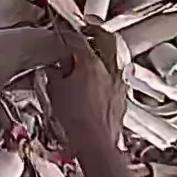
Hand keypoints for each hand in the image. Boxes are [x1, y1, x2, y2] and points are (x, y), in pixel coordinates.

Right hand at [50, 29, 126, 160]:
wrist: (95, 145)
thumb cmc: (76, 120)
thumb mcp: (55, 91)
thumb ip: (55, 74)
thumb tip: (54, 69)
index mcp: (91, 64)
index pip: (78, 40)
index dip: (67, 34)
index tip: (61, 33)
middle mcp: (109, 70)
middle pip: (107, 40)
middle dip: (96, 32)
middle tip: (86, 31)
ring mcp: (118, 84)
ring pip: (114, 57)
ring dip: (103, 52)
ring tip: (91, 55)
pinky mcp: (122, 98)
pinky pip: (116, 76)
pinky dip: (106, 72)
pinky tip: (96, 80)